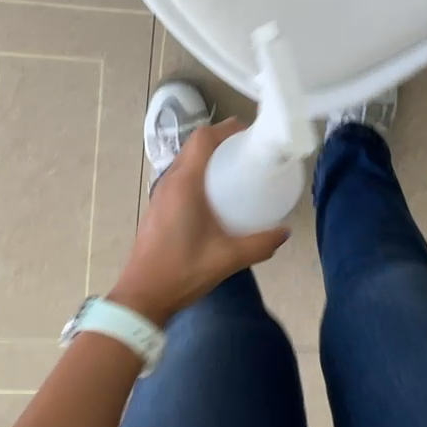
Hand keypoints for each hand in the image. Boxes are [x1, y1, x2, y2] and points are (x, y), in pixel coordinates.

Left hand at [107, 117, 289, 325]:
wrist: (142, 297)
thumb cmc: (183, 271)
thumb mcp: (228, 258)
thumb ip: (260, 244)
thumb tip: (285, 232)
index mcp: (185, 184)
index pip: (203, 138)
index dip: (227, 129)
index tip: (250, 133)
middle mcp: (170, 181)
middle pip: (194, 145)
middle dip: (221, 139)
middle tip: (248, 149)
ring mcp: (160, 194)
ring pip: (185, 160)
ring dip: (208, 155)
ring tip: (235, 167)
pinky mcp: (158, 207)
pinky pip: (180, 176)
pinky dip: (199, 172)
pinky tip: (215, 194)